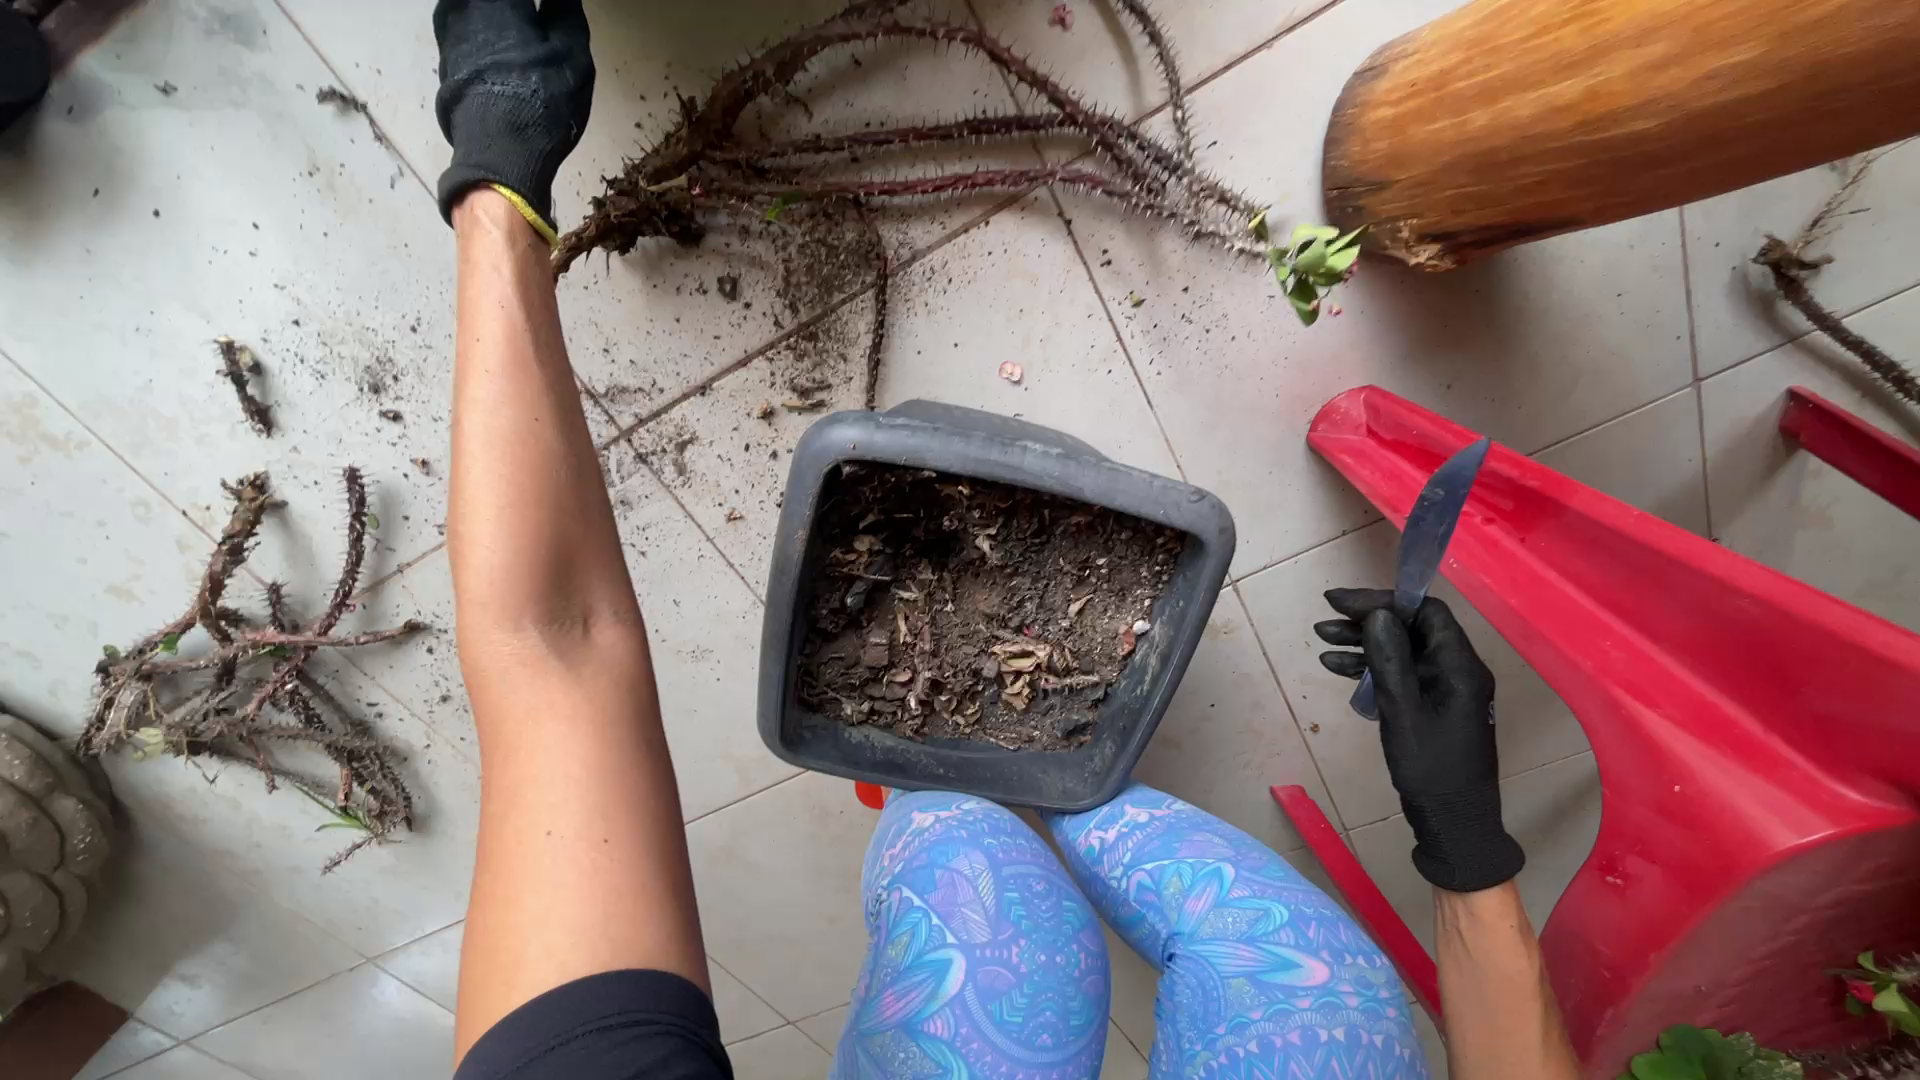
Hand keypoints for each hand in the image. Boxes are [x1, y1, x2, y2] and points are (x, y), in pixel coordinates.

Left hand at [433, 0, 594, 241]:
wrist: (499, 153)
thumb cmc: (541, 100)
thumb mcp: (572, 57)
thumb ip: (566, 15)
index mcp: (494, 1)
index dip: (541, 5)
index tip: (550, 11)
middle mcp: (462, 9)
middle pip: (489, 5)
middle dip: (510, 12)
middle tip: (533, 19)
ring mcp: (448, 38)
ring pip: (470, 14)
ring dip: (493, 22)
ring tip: (518, 34)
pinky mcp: (446, 68)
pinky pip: (466, 39)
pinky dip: (484, 40)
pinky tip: (501, 57)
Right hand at [1315, 589, 1522, 891]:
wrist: (1453, 822)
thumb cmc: (1431, 768)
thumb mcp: (1403, 711)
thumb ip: (1390, 660)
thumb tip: (1377, 615)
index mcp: (1460, 667)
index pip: (1426, 612)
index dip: (1382, 601)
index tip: (1340, 603)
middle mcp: (1456, 670)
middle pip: (1411, 628)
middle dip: (1366, 621)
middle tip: (1325, 621)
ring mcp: (1444, 688)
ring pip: (1401, 650)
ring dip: (1363, 643)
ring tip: (1323, 642)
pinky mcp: (1431, 705)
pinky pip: (1400, 673)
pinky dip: (1369, 667)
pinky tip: (1337, 669)